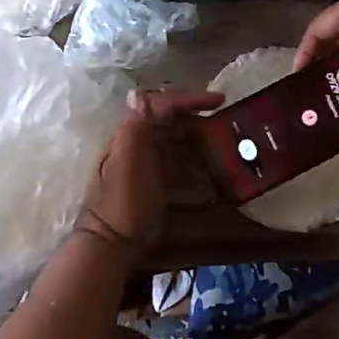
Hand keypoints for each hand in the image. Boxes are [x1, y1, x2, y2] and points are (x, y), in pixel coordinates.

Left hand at [79, 88, 223, 253]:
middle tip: (228, 121)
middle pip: (176, 119)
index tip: (220, 100)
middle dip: (202, 117)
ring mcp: (151, 160)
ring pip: (182, 138)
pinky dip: (200, 159)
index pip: (165, 104)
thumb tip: (139, 93)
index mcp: (133, 133)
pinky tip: (215, 167)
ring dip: (204, 138)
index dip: (191, 98)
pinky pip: (184, 159)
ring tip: (226, 143)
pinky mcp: (159, 178)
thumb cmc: (121, 203)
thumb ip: (135, 129)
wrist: (111, 245)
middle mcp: (142, 141)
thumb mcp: (127, 165)